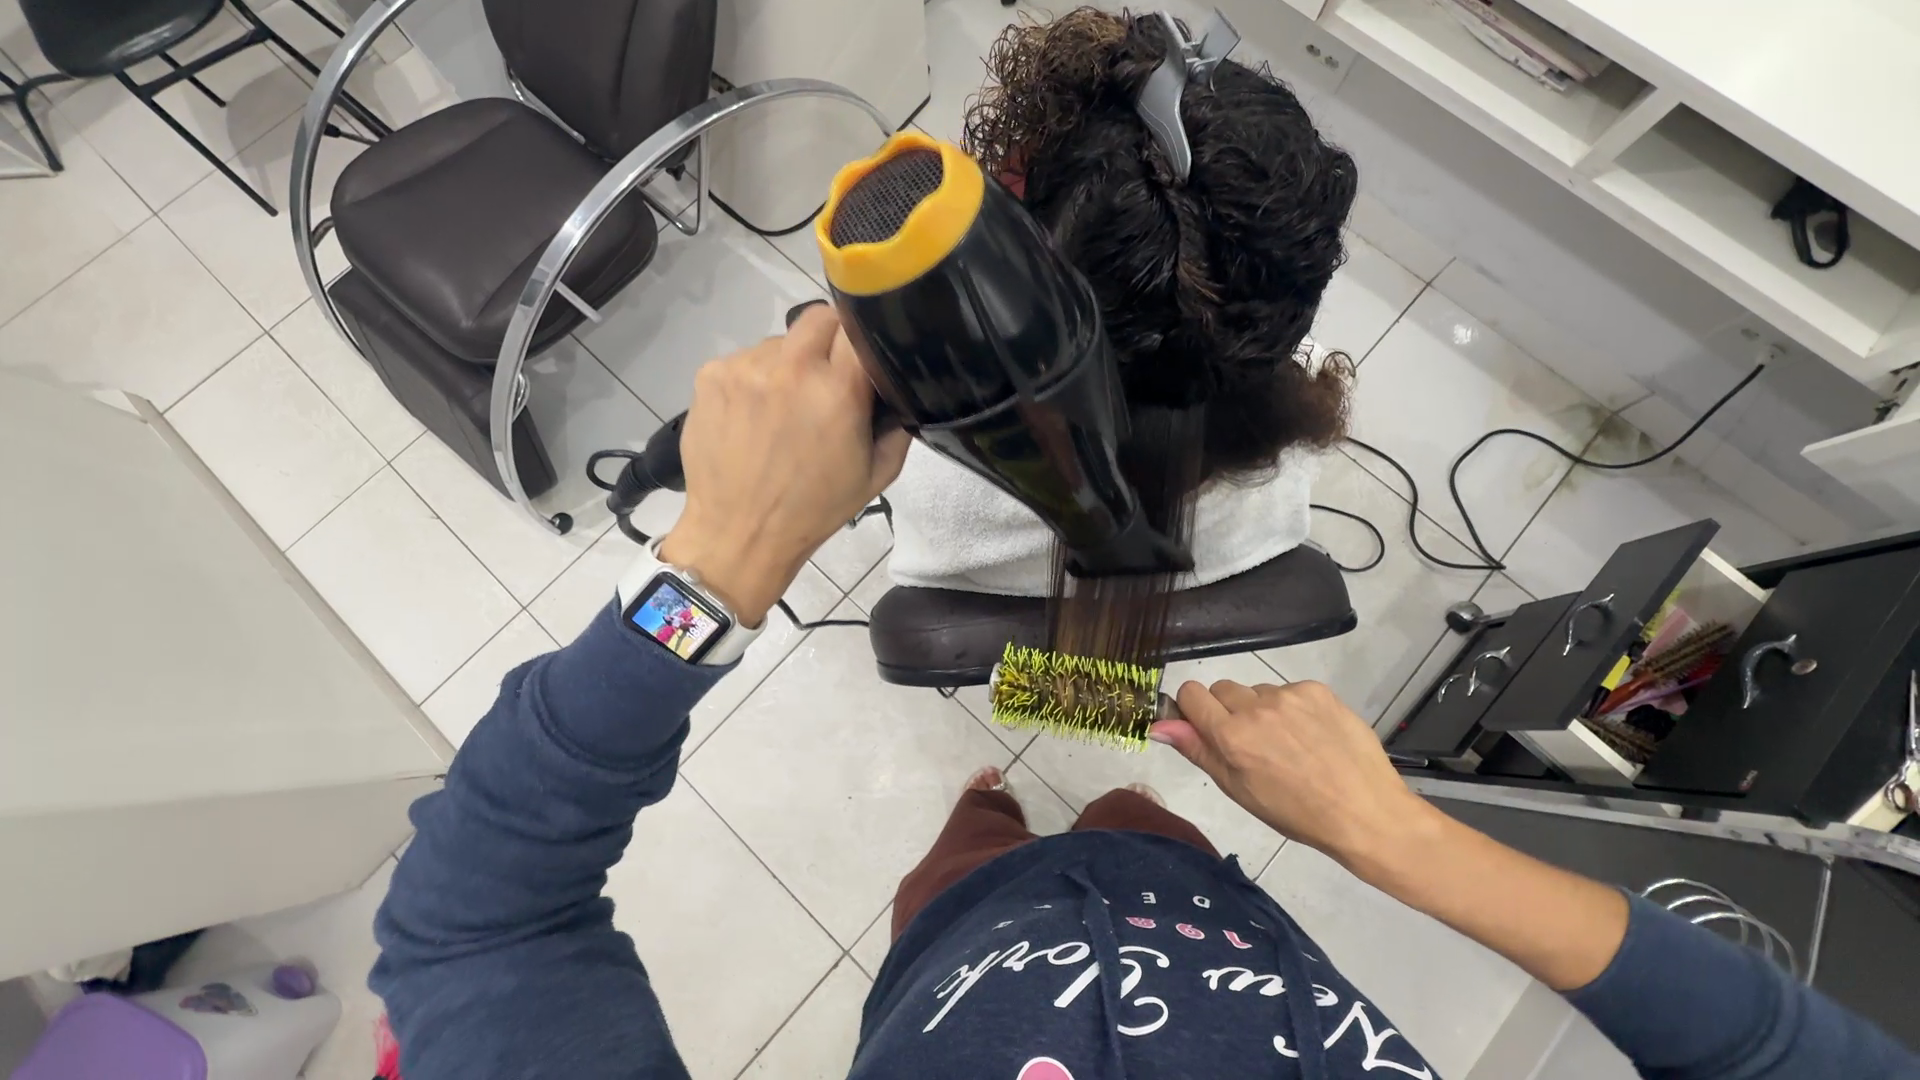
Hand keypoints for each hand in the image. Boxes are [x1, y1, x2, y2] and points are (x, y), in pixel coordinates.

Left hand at [660, 305, 910, 625]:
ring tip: (784, 406)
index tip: (863, 357)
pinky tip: (754, 414)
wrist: (739, 534)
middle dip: (830, 339)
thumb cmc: (815, 509)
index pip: (858, 325)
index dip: (864, 337)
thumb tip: (899, 389)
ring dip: (789, 363)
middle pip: (819, 318)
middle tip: (829, 375)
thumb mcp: (878, 474)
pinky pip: (745, 360)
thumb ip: (898, 424)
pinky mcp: (711, 375)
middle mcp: (790, 367)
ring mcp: (745, 368)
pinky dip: (756, 378)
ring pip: (779, 341)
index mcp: (838, 390)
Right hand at [1151, 679, 1439, 871]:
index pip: (1191, 694)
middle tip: (1252, 742)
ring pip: (1255, 690)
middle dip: (1228, 711)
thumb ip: (1198, 751)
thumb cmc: (1296, 812)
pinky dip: (1292, 707)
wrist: (1367, 813)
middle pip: (1221, 689)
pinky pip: (1288, 689)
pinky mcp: (1317, 690)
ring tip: (1288, 743)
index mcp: (1231, 737)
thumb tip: (1158, 725)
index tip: (1208, 729)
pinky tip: (1310, 734)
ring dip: (1261, 709)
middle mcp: (1256, 708)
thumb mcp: (1238, 790)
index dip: (1195, 710)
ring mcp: (1289, 696)